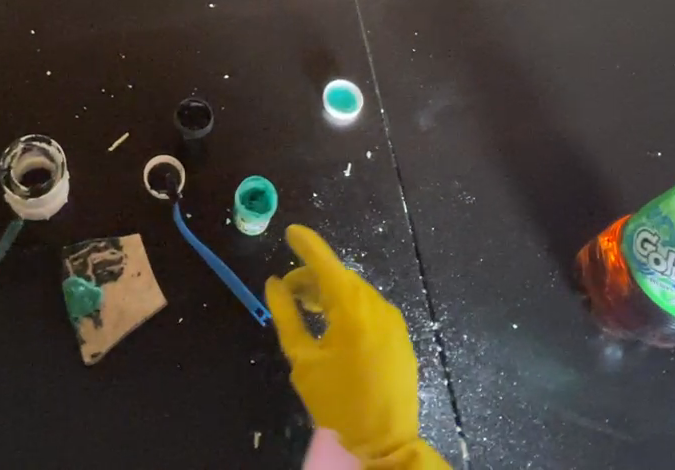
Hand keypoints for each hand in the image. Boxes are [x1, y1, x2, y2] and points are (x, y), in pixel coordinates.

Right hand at [266, 225, 425, 466]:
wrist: (387, 442)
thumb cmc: (338, 401)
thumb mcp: (302, 360)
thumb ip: (286, 316)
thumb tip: (274, 284)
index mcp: (351, 308)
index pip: (325, 262)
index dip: (306, 244)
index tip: (291, 231)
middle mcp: (376, 306)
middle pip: (339, 277)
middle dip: (312, 277)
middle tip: (289, 291)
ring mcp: (392, 321)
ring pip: (355, 292)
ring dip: (330, 293)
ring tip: (309, 308)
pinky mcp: (400, 336)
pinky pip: (369, 309)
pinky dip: (348, 307)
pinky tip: (334, 326)